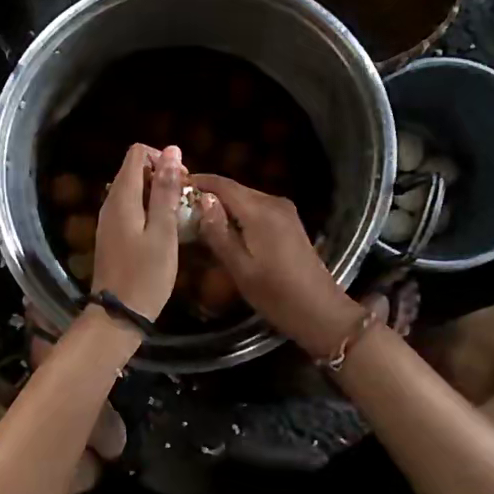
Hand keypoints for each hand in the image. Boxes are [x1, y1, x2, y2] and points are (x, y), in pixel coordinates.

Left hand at [92, 144, 185, 319]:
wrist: (119, 315)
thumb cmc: (146, 274)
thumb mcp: (163, 231)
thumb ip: (165, 191)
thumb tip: (171, 151)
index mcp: (122, 197)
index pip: (137, 153)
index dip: (162, 159)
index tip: (182, 183)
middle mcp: (110, 202)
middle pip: (135, 170)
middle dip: (162, 177)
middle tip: (185, 202)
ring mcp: (109, 220)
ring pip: (135, 191)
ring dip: (158, 196)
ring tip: (179, 217)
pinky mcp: (113, 235)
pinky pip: (132, 210)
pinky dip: (150, 212)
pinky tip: (165, 232)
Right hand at [191, 173, 364, 354]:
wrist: (320, 311)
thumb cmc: (276, 294)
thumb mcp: (240, 268)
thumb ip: (219, 233)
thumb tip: (202, 200)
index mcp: (261, 211)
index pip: (223, 184)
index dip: (198, 181)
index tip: (174, 186)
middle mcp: (274, 203)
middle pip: (235, 190)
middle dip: (208, 195)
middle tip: (179, 207)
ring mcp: (285, 212)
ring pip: (246, 200)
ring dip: (222, 206)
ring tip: (194, 219)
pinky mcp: (289, 224)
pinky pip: (257, 211)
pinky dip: (238, 216)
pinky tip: (223, 230)